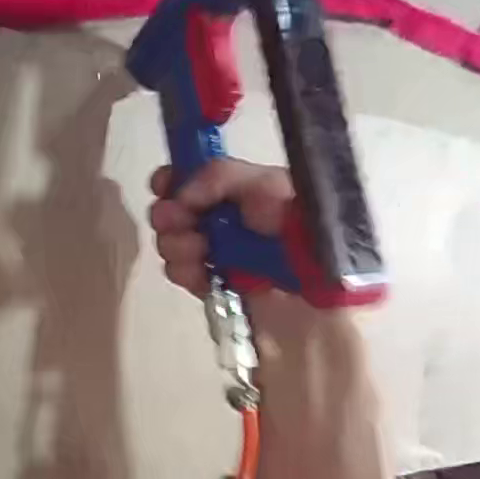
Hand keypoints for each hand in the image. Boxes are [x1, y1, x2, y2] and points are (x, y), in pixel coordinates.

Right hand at [146, 157, 292, 299]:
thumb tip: (178, 193)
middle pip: (173, 207)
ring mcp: (216, 251)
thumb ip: (221, 177)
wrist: (316, 306)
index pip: (195, 173)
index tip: (162, 185)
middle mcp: (227, 217)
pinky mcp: (210, 282)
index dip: (173, 176)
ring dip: (176, 243)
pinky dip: (184, 271)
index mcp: (246, 190)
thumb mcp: (270, 187)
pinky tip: (201, 274)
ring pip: (169, 239)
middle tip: (176, 221)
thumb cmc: (303, 237)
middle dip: (169, 214)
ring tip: (199, 251)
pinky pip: (177, 271)